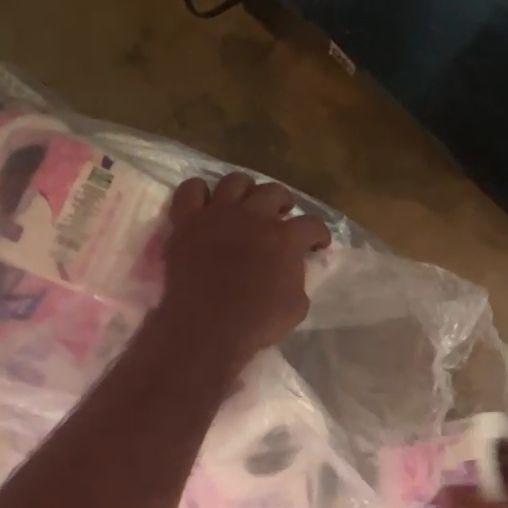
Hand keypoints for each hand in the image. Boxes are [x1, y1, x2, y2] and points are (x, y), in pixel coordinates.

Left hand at [150, 173, 329, 363]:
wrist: (209, 327)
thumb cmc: (258, 321)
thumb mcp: (297, 305)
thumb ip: (298, 277)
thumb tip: (293, 267)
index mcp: (286, 238)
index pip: (313, 224)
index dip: (319, 234)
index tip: (318, 245)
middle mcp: (254, 216)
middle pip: (275, 192)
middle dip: (284, 203)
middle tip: (282, 217)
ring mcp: (218, 214)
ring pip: (235, 181)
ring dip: (247, 191)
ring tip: (247, 206)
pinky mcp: (187, 221)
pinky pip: (191, 189)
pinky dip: (200, 192)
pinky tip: (207, 205)